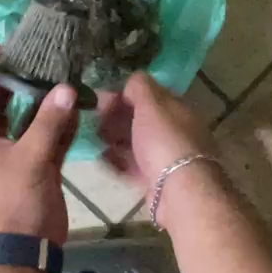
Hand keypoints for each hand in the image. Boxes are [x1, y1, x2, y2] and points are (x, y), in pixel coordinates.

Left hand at [0, 42, 77, 243]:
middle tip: (34, 55)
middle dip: (14, 81)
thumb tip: (66, 88)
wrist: (26, 246)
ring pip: (31, 121)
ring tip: (60, 73)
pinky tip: (78, 105)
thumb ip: (49, 124)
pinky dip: (64, 124)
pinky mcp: (44, 169)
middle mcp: (0, 143)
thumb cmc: (15, 202)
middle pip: (3, 105)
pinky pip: (53, 139)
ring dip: (43, 100)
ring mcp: (23, 156)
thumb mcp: (29, 159)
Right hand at [94, 73, 214, 196]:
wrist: (180, 192)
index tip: (100, 99)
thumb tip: (131, 80)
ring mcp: (164, 156)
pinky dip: (116, 161)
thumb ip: (140, 87)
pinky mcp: (155, 179)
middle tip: (91, 120)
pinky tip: (100, 158)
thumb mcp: (152, 105)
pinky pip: (132, 166)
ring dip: (114, 139)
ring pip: (135, 143)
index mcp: (176, 109)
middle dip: (115, 118)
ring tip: (91, 138)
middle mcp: (173, 131)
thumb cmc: (165, 142)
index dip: (124, 94)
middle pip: (140, 119)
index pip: (148, 94)